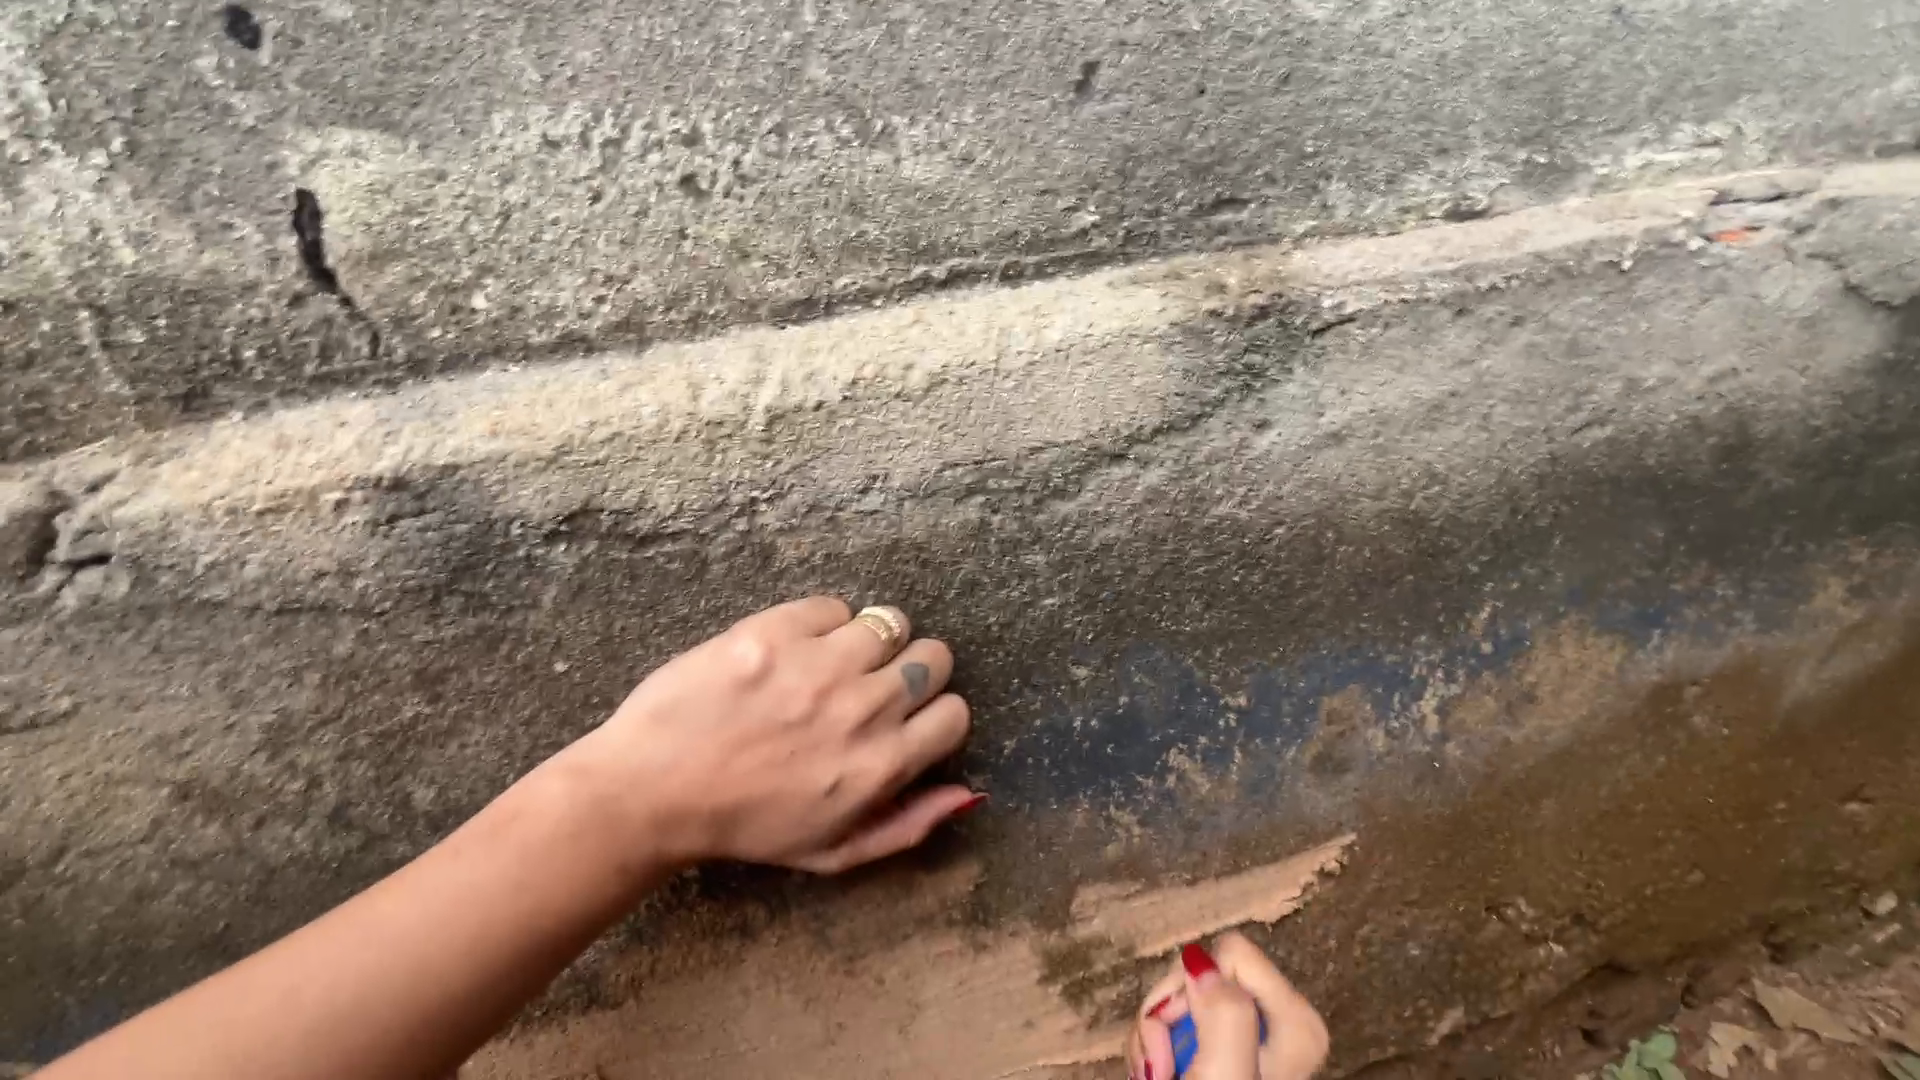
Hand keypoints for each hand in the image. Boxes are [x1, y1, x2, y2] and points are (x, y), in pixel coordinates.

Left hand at [557, 597, 979, 872]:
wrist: (651, 789)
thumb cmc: (745, 826)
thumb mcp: (834, 852)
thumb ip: (909, 826)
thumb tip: (970, 793)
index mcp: (881, 766)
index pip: (955, 712)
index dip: (934, 712)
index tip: (908, 714)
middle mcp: (862, 709)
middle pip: (933, 657)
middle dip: (913, 668)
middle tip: (873, 683)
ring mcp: (819, 665)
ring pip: (889, 622)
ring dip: (872, 640)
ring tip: (835, 659)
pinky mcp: (774, 631)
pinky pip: (833, 606)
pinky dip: (822, 623)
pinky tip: (794, 649)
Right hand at [1127, 933, 1328, 1079]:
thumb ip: (1225, 1017)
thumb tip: (1202, 962)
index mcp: (1297, 1026)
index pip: (1232, 954)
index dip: (1194, 986)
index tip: (1182, 1035)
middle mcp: (1277, 1024)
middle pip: (1204, 970)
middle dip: (1168, 1010)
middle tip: (1163, 1063)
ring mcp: (1246, 1037)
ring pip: (1180, 993)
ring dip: (1155, 1031)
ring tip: (1158, 1073)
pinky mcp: (1217, 1047)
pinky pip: (1173, 1017)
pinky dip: (1154, 1043)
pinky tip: (1158, 1073)